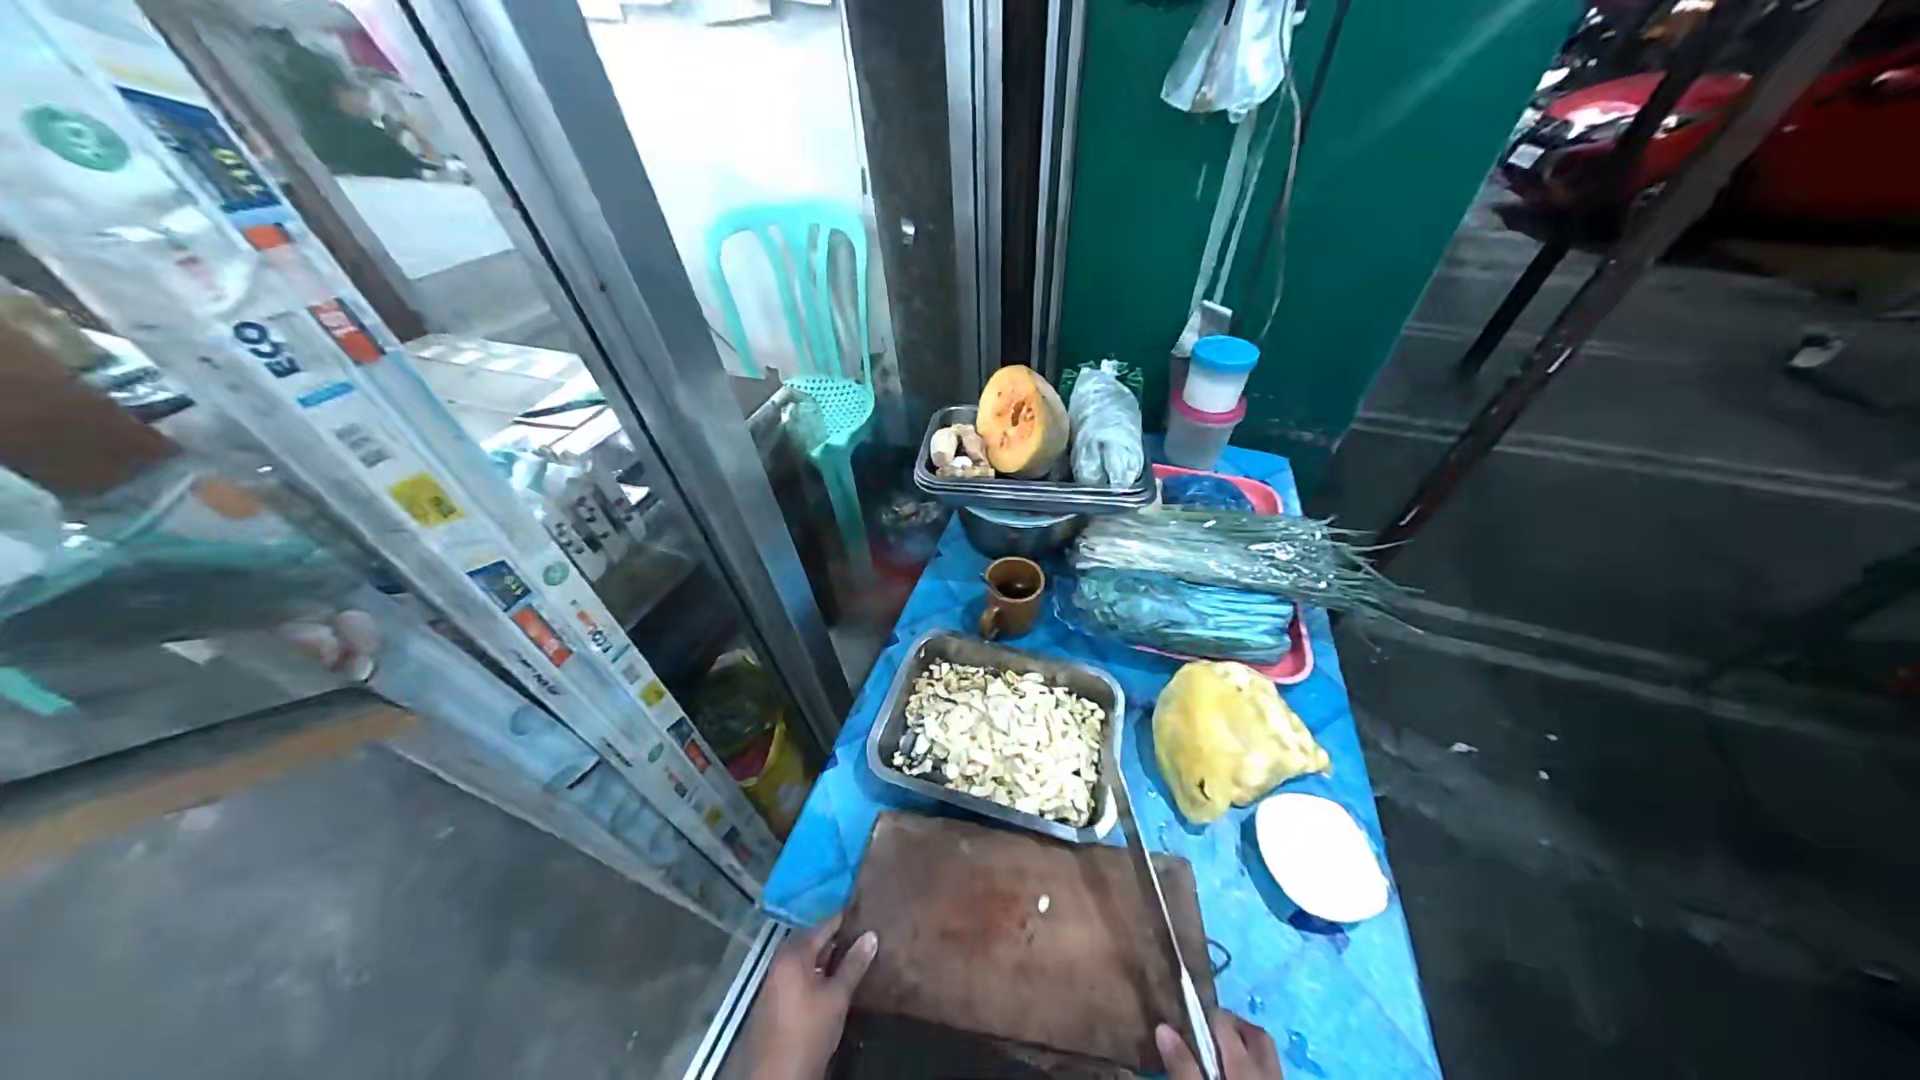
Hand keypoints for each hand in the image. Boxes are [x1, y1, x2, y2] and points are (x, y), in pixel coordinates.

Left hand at [740, 913, 878, 1079]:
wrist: (778, 1078)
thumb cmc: (810, 1031)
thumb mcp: (837, 997)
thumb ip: (853, 964)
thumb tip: (871, 935)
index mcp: (793, 956)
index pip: (822, 927)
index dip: (843, 920)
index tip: (862, 912)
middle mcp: (779, 963)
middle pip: (810, 942)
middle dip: (834, 939)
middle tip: (860, 935)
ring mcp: (773, 983)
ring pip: (803, 960)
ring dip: (824, 958)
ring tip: (851, 957)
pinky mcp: (772, 1002)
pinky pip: (796, 975)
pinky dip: (813, 972)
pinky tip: (830, 981)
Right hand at [1156, 1009, 1283, 1079]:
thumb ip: (1183, 1066)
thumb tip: (1163, 1027)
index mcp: (1244, 1065)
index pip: (1224, 1022)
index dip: (1205, 1016)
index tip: (1187, 1021)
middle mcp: (1268, 1070)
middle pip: (1257, 1034)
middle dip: (1234, 1026)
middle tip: (1208, 1033)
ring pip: (1268, 1054)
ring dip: (1247, 1046)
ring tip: (1222, 1055)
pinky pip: (1272, 1071)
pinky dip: (1256, 1066)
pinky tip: (1238, 1075)